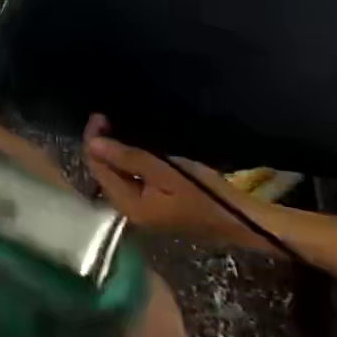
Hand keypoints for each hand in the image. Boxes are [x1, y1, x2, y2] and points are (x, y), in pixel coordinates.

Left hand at [82, 116, 272, 250]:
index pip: (97, 168)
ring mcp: (140, 207)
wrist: (243, 220)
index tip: (98, 116)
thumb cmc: (205, 194)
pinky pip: (128, 177)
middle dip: (99, 144)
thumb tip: (93, 143)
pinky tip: (127, 144)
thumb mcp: (165, 172)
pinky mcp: (152, 202)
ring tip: (112, 125)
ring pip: (114, 173)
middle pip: (102, 171)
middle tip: (104, 117)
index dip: (93, 140)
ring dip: (111, 150)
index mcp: (127, 205)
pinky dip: (125, 159)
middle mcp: (127, 209)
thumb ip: (128, 158)